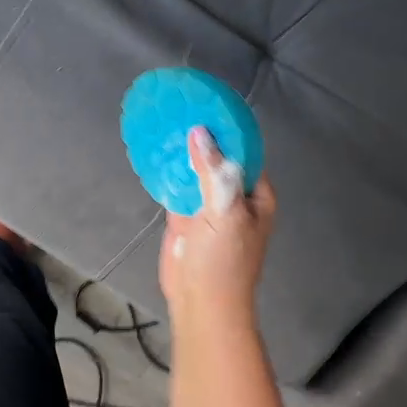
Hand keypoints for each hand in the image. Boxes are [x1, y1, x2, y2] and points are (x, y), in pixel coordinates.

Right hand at [160, 126, 277, 322]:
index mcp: (255, 195)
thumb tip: (201, 133)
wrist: (200, 302)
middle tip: (176, 107)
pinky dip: (166, 171)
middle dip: (200, 137)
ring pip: (194, 171)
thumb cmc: (223, 260)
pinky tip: (150, 152)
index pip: (243, 151)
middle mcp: (234, 196)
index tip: (203, 104)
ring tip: (161, 121)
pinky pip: (176, 187)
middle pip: (216, 158)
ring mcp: (208, 206)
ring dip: (181, 152)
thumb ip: (213, 172)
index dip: (226, 129)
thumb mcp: (223, 213)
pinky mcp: (184, 217)